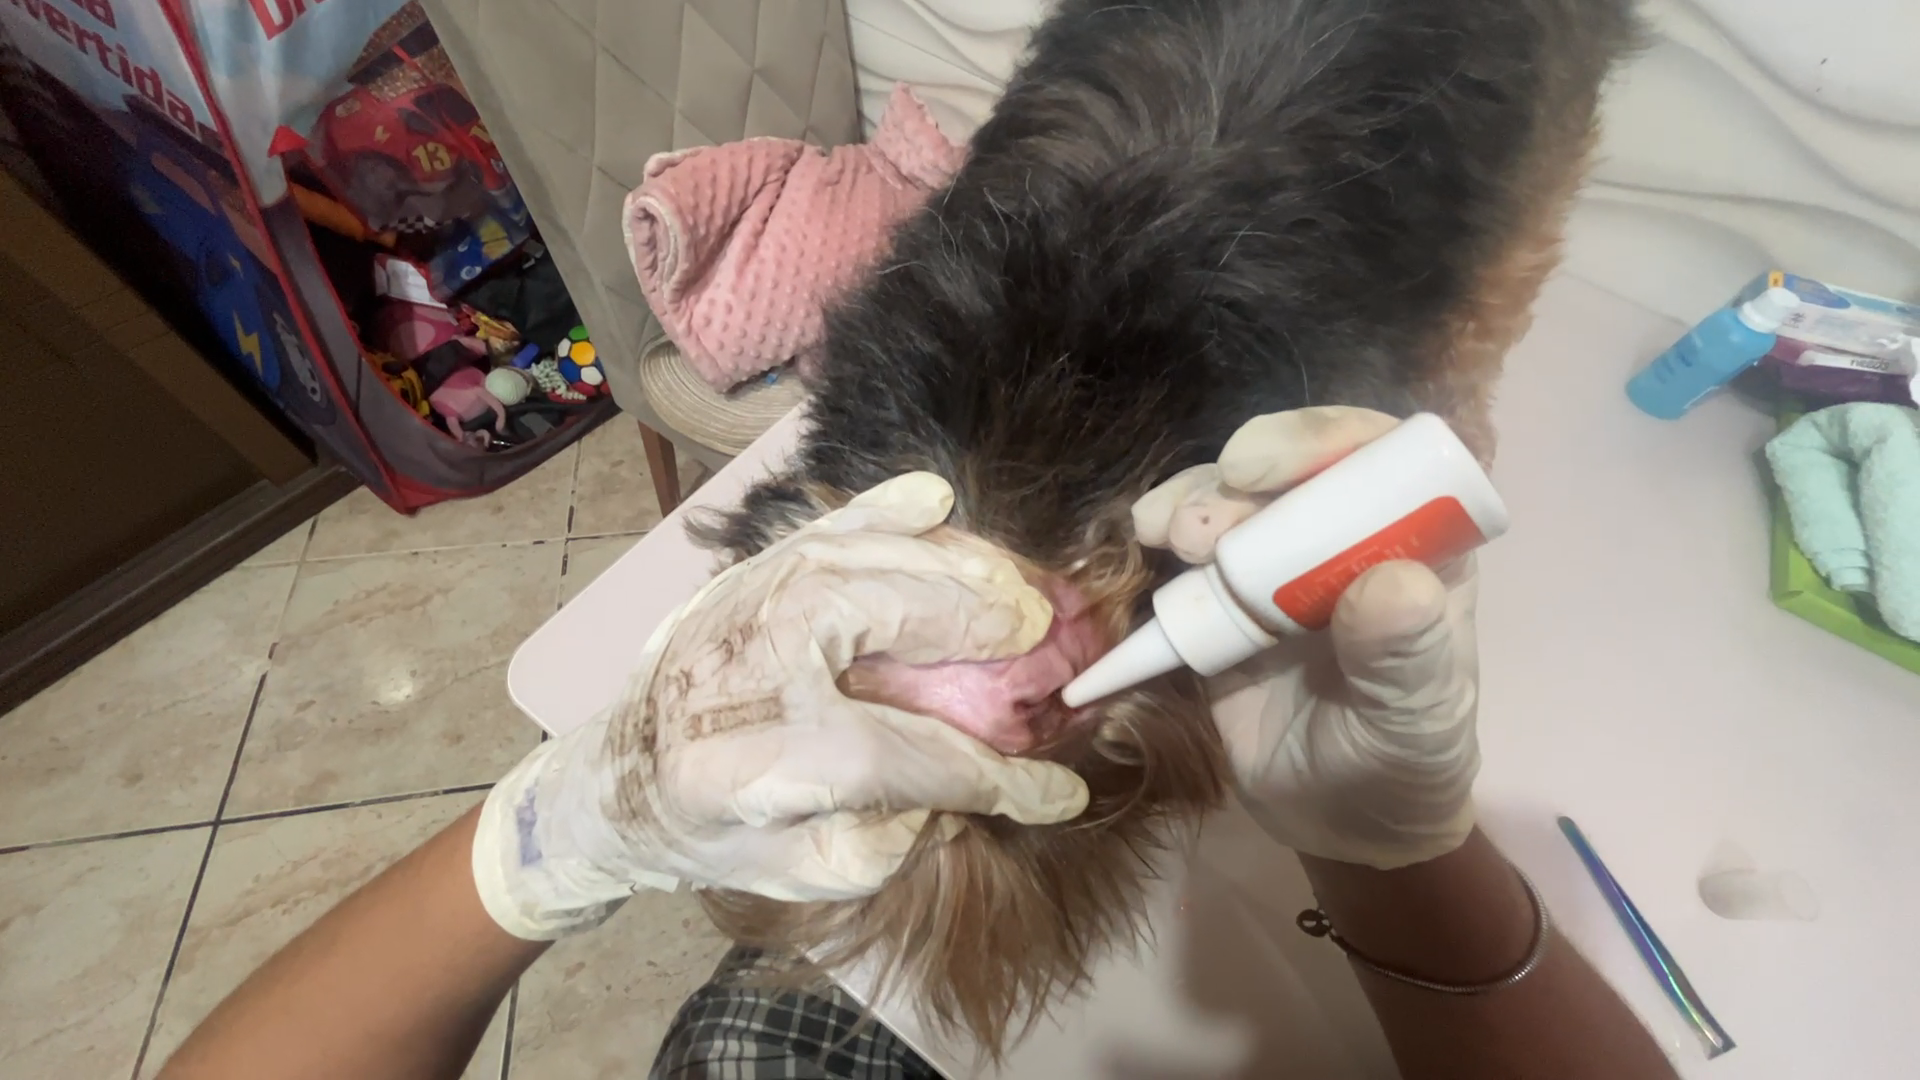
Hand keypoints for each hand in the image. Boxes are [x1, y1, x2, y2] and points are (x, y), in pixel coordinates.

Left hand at [473, 473, 1090, 938]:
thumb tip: (965, 790)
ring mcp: (738, 602)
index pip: (898, 758)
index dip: (990, 778)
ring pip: (859, 560)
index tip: (1056, 790)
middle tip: (1036, 632)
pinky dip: (883, 509)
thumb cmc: (705, 831)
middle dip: (971, 622)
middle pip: (877, 617)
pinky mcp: (742, 572)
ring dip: (948, 564)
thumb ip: (881, 839)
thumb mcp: (791, 870)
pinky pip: (823, 527)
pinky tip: (934, 499)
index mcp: (751, 758)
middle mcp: (743, 663)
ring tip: (1008, 583)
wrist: (611, 777)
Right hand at [1132, 407, 1479, 869]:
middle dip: (1236, 480)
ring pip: (1227, 497)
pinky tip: (1142, 541)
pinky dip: (1159, 532)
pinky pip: (1185, 547)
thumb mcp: (1414, 724)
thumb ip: (1408, 659)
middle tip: (1199, 532)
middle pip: (1288, 469)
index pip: (1377, 461)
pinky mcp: (1218, 598)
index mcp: (1408, 551)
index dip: (1322, 441)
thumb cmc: (1396, 767)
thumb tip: (1391, 583)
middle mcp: (1335, 542)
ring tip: (1160, 535)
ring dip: (1189, 500)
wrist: (1329, 818)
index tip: (1260, 473)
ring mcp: (1271, 568)